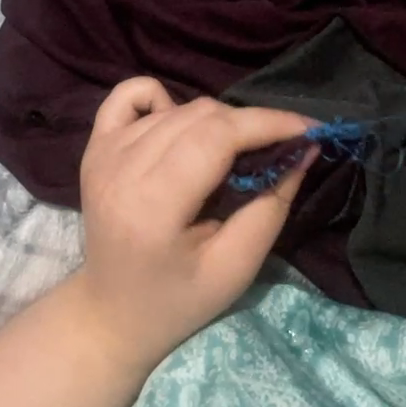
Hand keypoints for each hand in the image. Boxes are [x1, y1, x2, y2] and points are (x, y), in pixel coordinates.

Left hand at [73, 78, 312, 370]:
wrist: (112, 312)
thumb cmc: (178, 300)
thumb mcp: (235, 268)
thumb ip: (271, 206)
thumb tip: (304, 149)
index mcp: (152, 205)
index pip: (216, 135)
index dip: (268, 123)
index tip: (310, 129)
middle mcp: (120, 168)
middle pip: (200, 114)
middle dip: (250, 124)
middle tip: (278, 151)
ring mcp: (103, 153)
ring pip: (177, 107)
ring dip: (217, 122)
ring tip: (233, 156)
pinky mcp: (95, 146)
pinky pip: (131, 94)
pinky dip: (164, 100)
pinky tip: (181, 131)